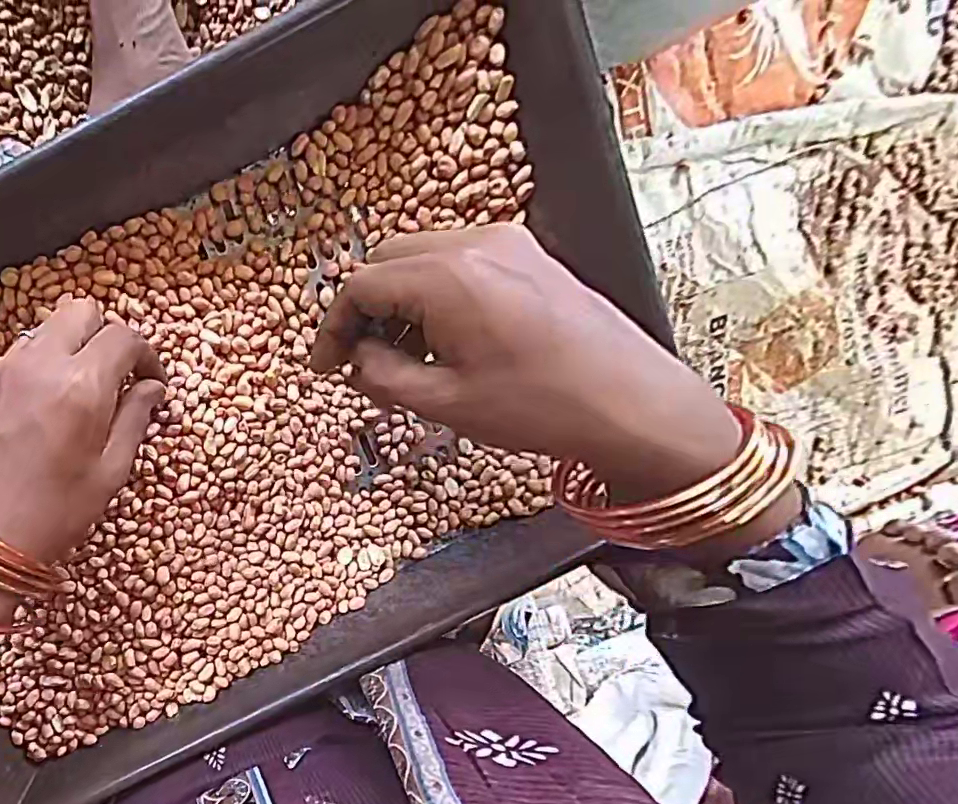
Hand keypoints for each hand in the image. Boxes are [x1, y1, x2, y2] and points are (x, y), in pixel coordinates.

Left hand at [0, 298, 164, 691]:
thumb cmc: (53, 514)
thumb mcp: (110, 472)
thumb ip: (136, 418)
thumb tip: (152, 388)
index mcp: (81, 386)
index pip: (124, 337)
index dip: (147, 355)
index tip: (152, 381)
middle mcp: (39, 364)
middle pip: (82, 312)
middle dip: (107, 335)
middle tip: (118, 376)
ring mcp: (3, 371)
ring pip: (47, 328)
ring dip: (73, 347)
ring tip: (82, 392)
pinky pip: (20, 353)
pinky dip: (42, 364)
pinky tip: (47, 405)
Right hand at [309, 224, 739, 502]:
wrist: (631, 402)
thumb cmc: (536, 406)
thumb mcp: (442, 403)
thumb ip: (381, 375)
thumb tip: (356, 359)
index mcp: (448, 277)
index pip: (361, 284)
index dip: (332, 327)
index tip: (326, 367)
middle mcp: (475, 243)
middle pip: (386, 260)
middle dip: (361, 309)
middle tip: (356, 359)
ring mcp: (506, 243)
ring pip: (420, 258)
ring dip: (395, 302)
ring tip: (398, 357)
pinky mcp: (527, 256)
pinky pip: (457, 262)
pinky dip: (429, 295)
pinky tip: (437, 339)